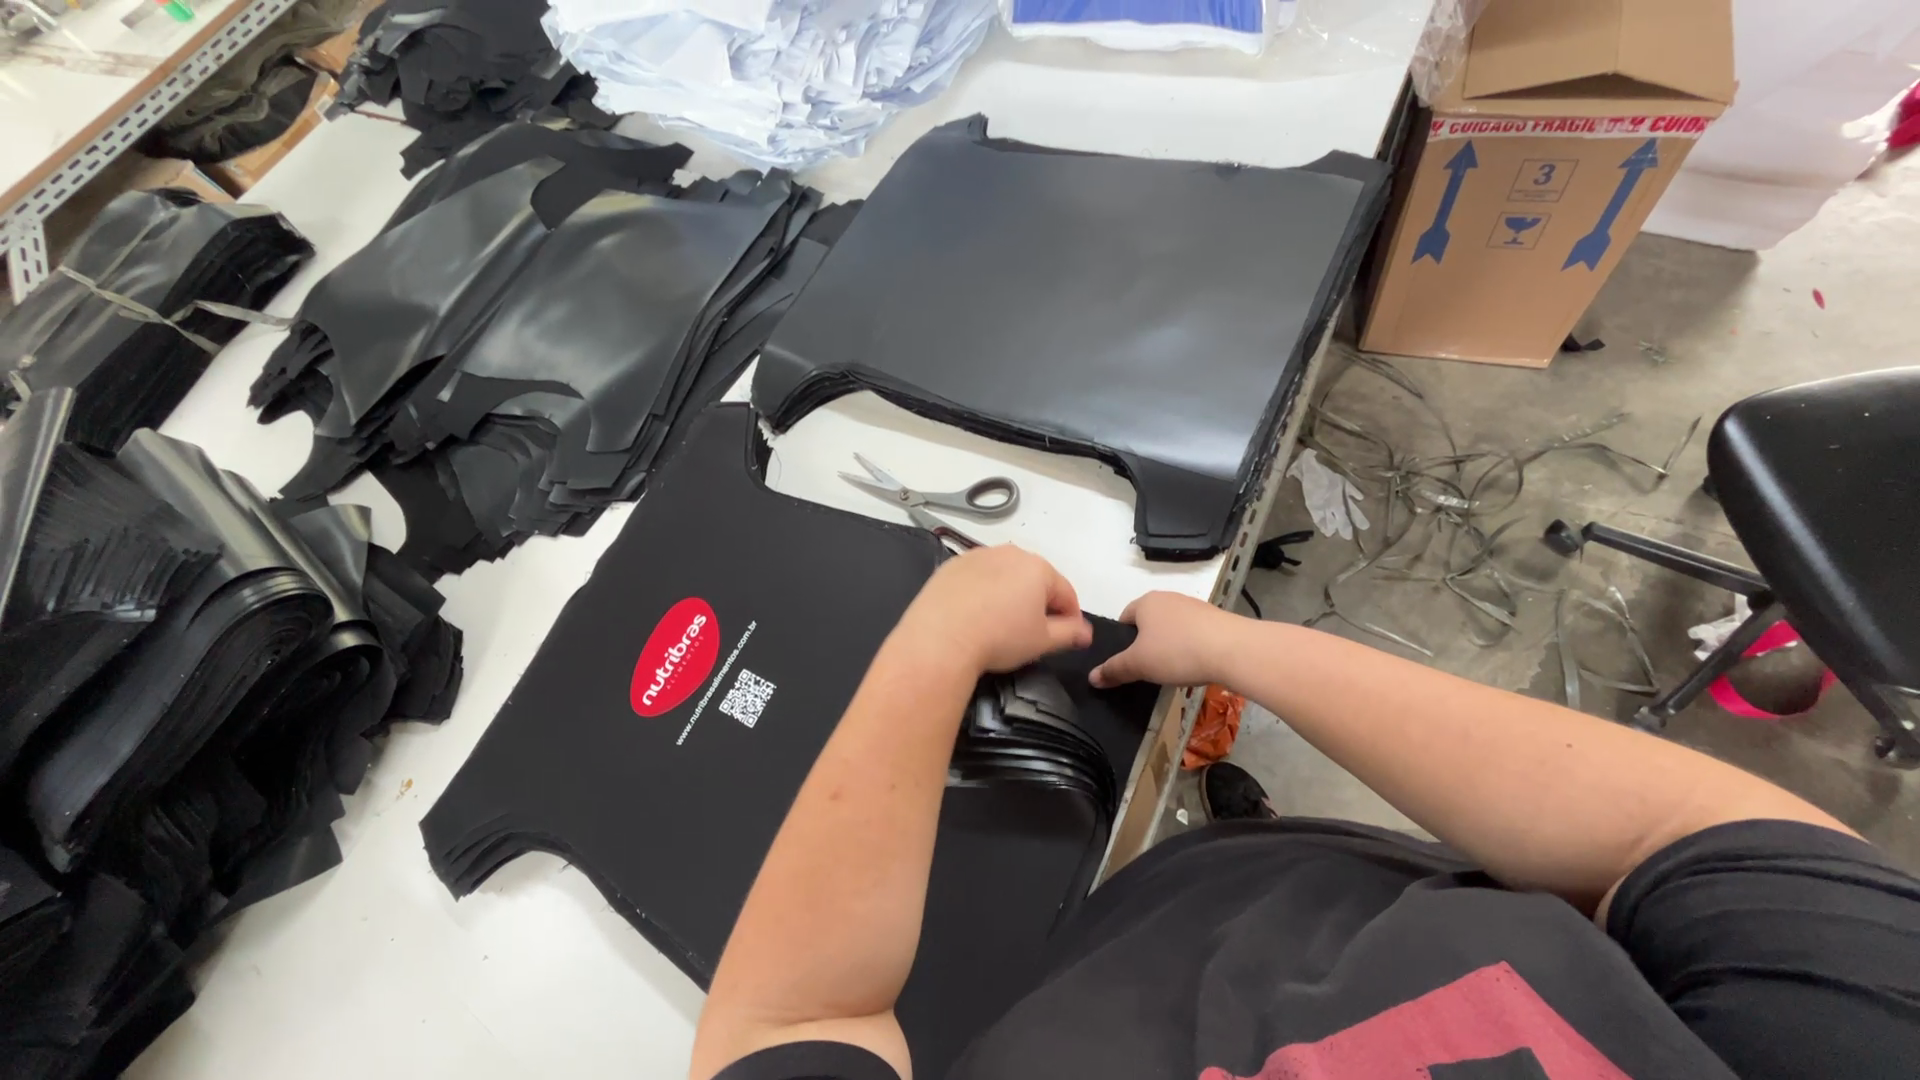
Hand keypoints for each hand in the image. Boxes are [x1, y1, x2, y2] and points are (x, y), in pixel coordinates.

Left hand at [895, 545, 1091, 673]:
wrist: (939, 639)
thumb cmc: (999, 638)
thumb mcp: (1042, 641)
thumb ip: (1070, 633)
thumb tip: (1086, 632)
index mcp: (1038, 568)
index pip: (1065, 592)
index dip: (1071, 616)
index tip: (1068, 636)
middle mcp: (1010, 553)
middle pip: (1035, 579)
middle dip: (1039, 602)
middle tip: (1032, 632)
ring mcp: (978, 556)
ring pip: (1005, 576)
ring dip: (1010, 594)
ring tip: (1000, 623)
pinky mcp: (952, 565)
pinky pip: (977, 577)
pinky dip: (982, 591)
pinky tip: (974, 614)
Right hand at [1089, 592, 1241, 688]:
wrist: (1234, 650)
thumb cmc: (1177, 652)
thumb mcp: (1138, 665)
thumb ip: (1113, 670)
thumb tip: (1091, 677)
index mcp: (1145, 602)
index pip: (1124, 618)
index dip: (1123, 642)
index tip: (1129, 662)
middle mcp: (1169, 597)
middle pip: (1149, 623)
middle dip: (1147, 645)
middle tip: (1150, 669)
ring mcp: (1195, 606)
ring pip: (1173, 628)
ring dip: (1171, 646)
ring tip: (1176, 670)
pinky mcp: (1216, 618)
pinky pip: (1194, 633)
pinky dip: (1192, 648)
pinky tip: (1197, 664)